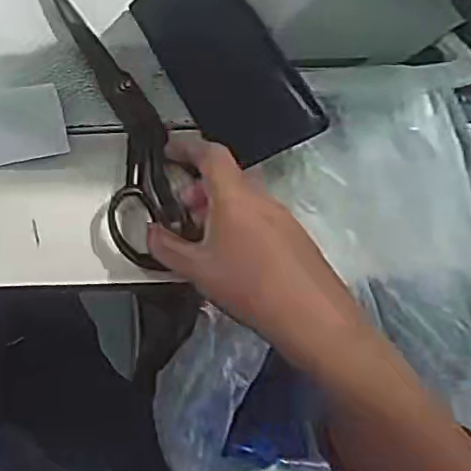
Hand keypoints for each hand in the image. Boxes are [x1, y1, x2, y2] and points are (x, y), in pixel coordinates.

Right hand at [146, 138, 371, 375]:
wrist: (318, 324)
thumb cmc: (253, 288)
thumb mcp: (194, 269)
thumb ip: (164, 245)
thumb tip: (152, 233)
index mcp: (235, 199)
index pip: (212, 154)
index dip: (187, 146)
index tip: (170, 150)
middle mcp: (263, 202)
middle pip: (226, 177)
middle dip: (197, 187)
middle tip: (180, 210)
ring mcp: (284, 220)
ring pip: (243, 198)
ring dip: (217, 207)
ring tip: (200, 237)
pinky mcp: (296, 240)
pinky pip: (259, 217)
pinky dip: (237, 223)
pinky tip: (228, 254)